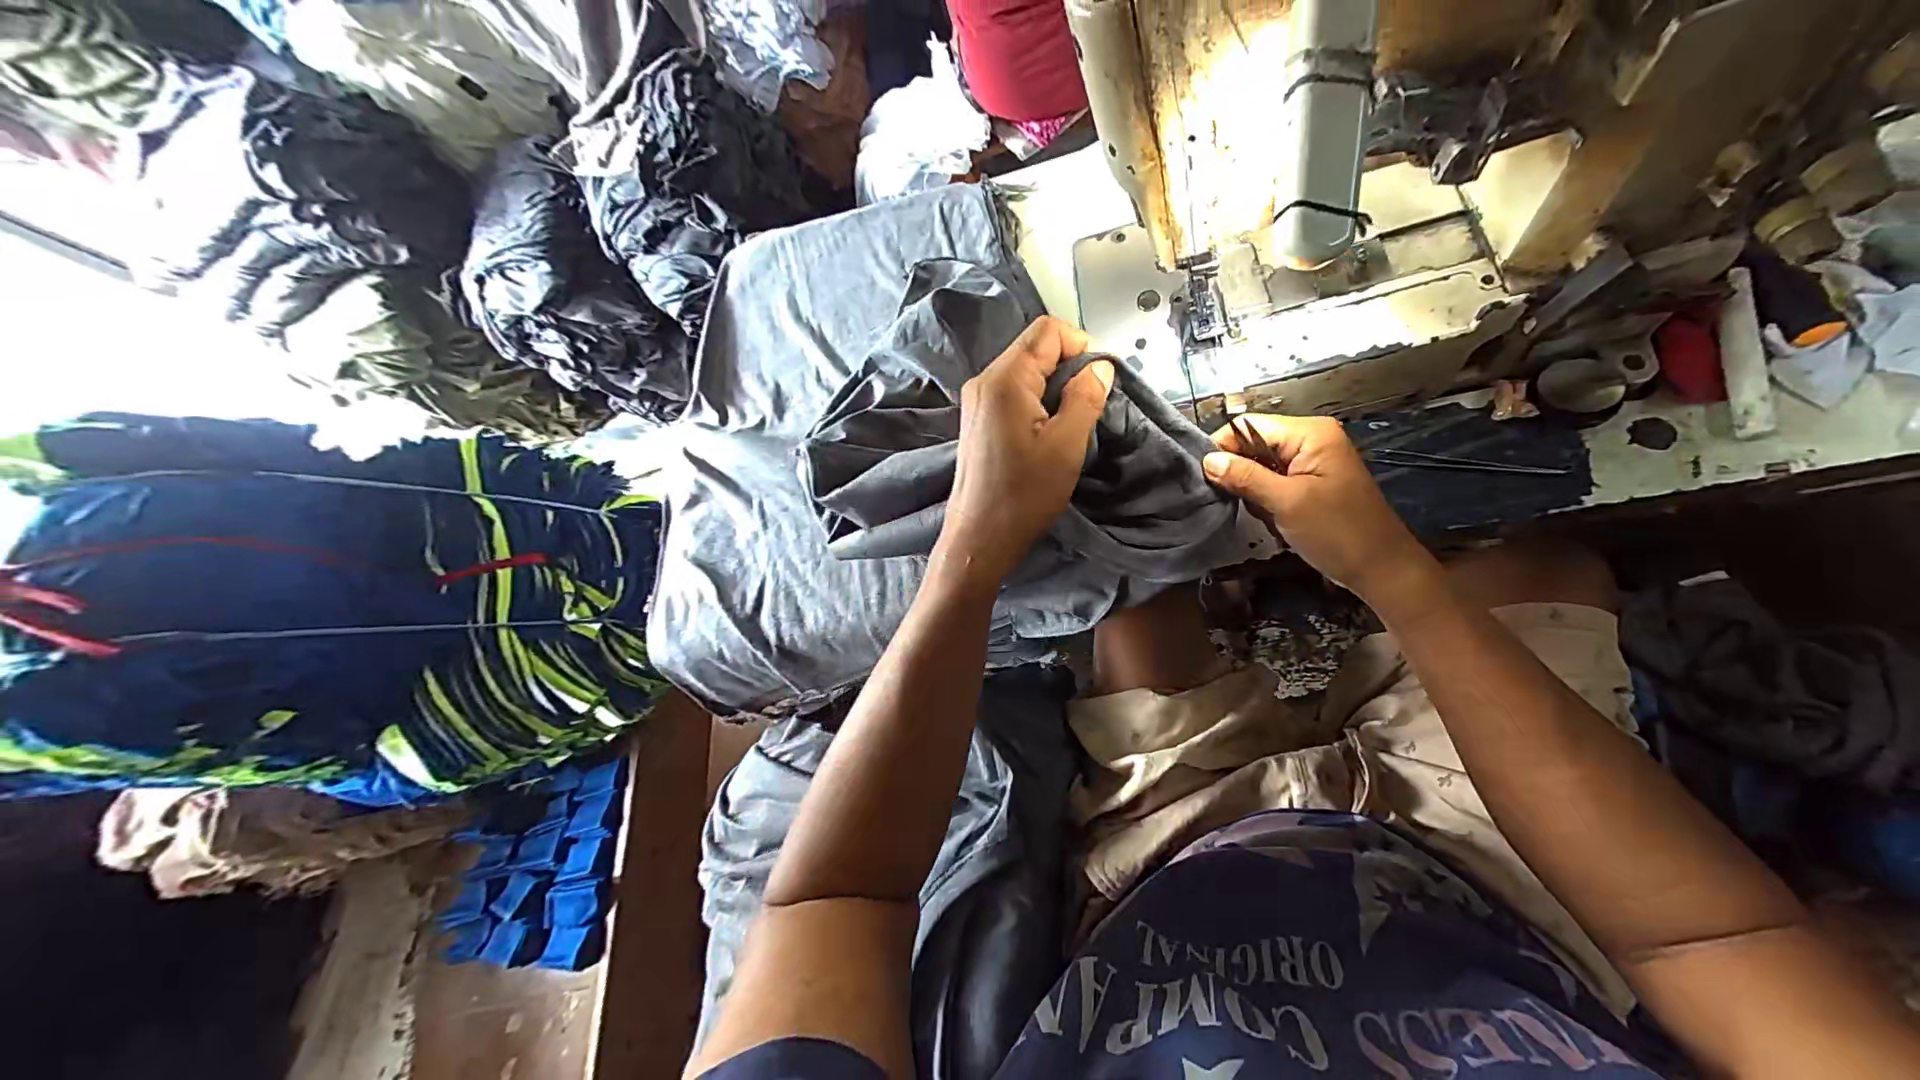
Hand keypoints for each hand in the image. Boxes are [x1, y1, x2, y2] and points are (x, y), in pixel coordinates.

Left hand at [934, 316, 1114, 585]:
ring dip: (1054, 386)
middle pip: (1034, 347)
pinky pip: (1014, 392)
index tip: (1096, 378)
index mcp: (1004, 380)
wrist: (980, 537)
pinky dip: (1037, 401)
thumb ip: (1086, 397)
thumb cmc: (1021, 496)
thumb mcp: (1067, 445)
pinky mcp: (979, 420)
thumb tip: (1099, 367)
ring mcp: (977, 401)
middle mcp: (984, 382)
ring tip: (1068, 422)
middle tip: (1086, 403)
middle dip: (1068, 366)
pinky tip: (1047, 432)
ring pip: (1025, 370)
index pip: (1047, 331)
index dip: (1080, 344)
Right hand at [1202, 414, 1434, 601]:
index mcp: (1309, 433)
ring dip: (1251, 489)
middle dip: (1238, 471)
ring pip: (1258, 465)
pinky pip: (1272, 481)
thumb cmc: (1338, 532)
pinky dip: (1264, 499)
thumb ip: (1245, 477)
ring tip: (1260, 511)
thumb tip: (1207, 461)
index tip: (1204, 478)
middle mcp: (1309, 439)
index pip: (1247, 425)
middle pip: (1252, 444)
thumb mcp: (1286, 503)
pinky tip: (1270, 517)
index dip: (1222, 448)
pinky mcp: (1309, 482)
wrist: (1381, 569)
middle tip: (1233, 499)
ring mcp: (1310, 461)